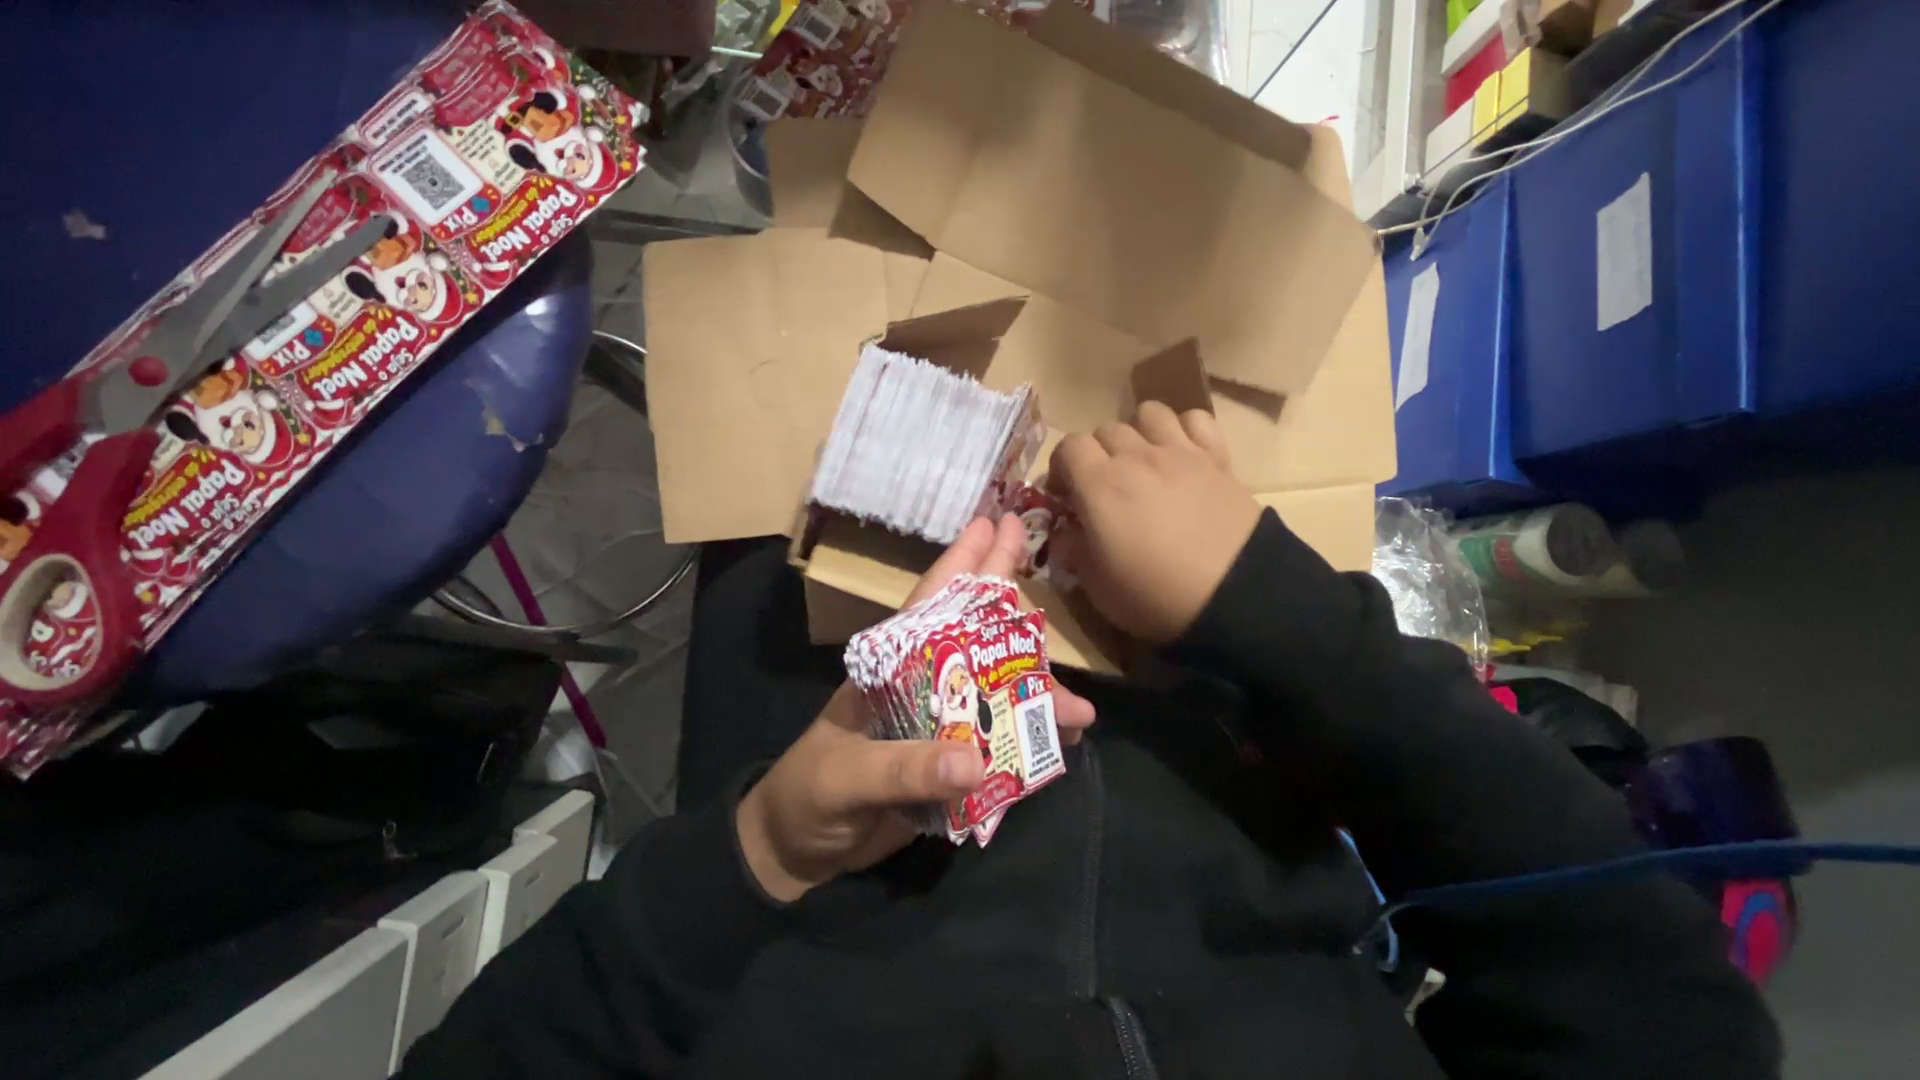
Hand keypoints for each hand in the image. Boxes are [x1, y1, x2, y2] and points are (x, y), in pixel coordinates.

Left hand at [737, 515, 1097, 900]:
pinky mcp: (949, 764)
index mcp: (890, 671)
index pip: (930, 606)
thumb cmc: (809, 797)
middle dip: (1011, 605)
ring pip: (997, 695)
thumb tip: (975, 762)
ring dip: (1036, 697)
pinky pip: (999, 743)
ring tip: (1082, 708)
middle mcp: (922, 688)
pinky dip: (1029, 744)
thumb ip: (906, 767)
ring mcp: (939, 725)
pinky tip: (1060, 748)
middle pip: (974, 638)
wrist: (798, 851)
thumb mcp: (849, 777)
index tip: (993, 523)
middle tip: (1045, 563)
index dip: (961, 564)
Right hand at [1048, 401, 1261, 644]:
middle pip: (1105, 430)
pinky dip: (1184, 430)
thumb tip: (1066, 533)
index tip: (1066, 496)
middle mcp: (1136, 457)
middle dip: (1097, 454)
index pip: (1068, 447)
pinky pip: (1196, 420)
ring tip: (1142, 463)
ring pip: (1148, 414)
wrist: (1234, 596)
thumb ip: (1074, 552)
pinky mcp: (1217, 459)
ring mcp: (1180, 453)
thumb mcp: (1098, 587)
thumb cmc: (1155, 596)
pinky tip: (1182, 456)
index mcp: (1099, 485)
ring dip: (1138, 433)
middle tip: (1104, 487)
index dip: (1061, 468)